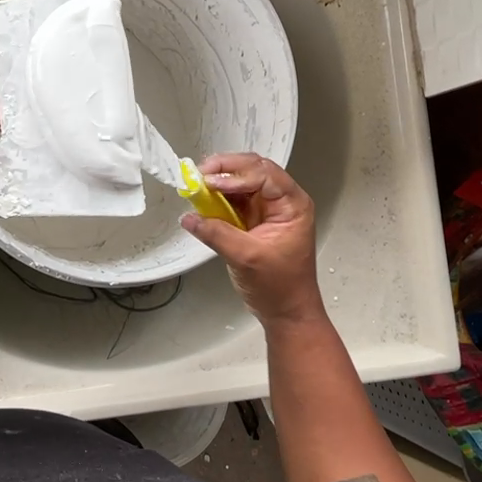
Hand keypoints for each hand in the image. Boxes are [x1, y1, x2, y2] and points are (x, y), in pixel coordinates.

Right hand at [179, 153, 324, 324]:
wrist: (287, 311)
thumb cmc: (280, 287)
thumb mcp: (247, 258)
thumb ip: (217, 234)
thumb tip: (189, 218)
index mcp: (292, 205)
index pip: (264, 174)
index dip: (236, 174)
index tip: (209, 182)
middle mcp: (282, 202)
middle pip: (253, 171)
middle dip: (226, 170)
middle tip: (199, 175)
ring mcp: (267, 211)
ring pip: (242, 183)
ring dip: (219, 183)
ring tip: (196, 186)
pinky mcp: (253, 221)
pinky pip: (234, 202)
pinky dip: (217, 199)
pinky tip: (202, 201)